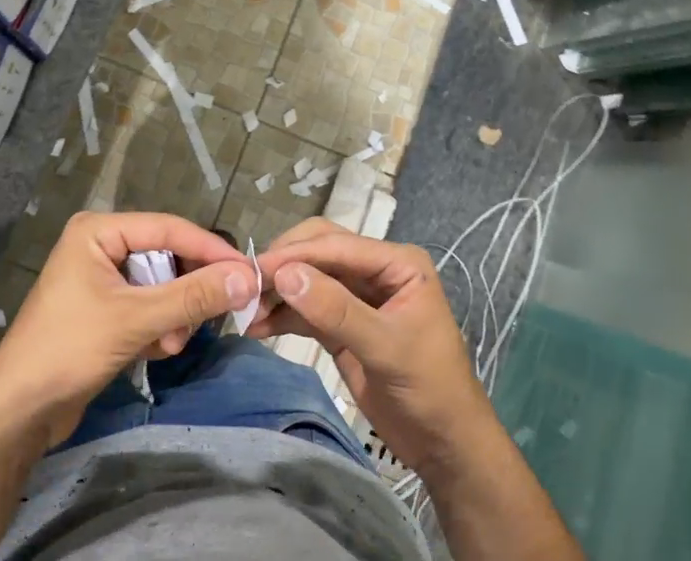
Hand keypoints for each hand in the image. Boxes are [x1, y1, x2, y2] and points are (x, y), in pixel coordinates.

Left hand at [0, 211, 256, 446]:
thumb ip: (193, 296)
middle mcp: (100, 245)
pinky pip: (148, 306)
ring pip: (162, 285)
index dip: (211, 250)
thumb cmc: (70, 350)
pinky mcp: (104, 309)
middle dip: (187, 292)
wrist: (20, 410)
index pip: (169, 228)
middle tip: (208, 319)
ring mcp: (101, 278)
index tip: (250, 274)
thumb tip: (249, 277)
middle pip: (168, 256)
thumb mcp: (137, 320)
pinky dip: (159, 327)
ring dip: (174, 315)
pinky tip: (155, 351)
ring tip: (171, 344)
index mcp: (98, 231)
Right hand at [247, 218, 499, 478]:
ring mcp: (357, 297)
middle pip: (318, 251)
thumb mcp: (386, 348)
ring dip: (278, 292)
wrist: (445, 444)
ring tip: (245, 311)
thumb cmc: (430, 389)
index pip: (337, 245)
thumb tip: (285, 275)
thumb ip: (337, 310)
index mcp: (397, 263)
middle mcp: (376, 270)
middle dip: (283, 266)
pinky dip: (282, 315)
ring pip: (308, 278)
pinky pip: (306, 309)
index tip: (252, 269)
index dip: (294, 254)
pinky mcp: (342, 324)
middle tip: (245, 286)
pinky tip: (257, 327)